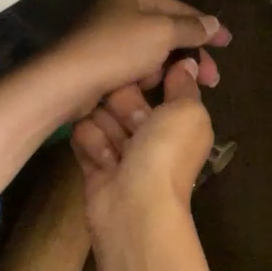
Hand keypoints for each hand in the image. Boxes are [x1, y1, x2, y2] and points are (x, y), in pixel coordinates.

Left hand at [49, 0, 230, 116]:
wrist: (69, 81)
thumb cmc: (118, 49)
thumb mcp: (162, 33)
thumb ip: (191, 28)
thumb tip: (214, 23)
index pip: (179, 7)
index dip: (205, 26)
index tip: (228, 43)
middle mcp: (119, 9)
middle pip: (167, 31)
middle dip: (189, 54)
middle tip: (212, 78)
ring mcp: (109, 37)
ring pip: (153, 53)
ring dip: (164, 69)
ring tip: (168, 83)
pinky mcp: (102, 62)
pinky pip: (135, 68)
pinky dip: (144, 78)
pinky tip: (147, 89)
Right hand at [71, 58, 213, 234]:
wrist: (136, 207)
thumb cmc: (167, 154)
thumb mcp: (188, 111)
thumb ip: (184, 85)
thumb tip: (186, 63)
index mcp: (178, 116)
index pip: (157, 80)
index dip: (149, 75)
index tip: (146, 76)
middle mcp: (151, 130)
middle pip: (124, 94)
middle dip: (125, 105)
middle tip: (136, 126)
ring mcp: (121, 146)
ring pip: (100, 112)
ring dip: (107, 129)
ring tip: (119, 152)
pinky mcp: (94, 161)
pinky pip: (83, 134)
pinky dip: (92, 146)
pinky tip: (104, 164)